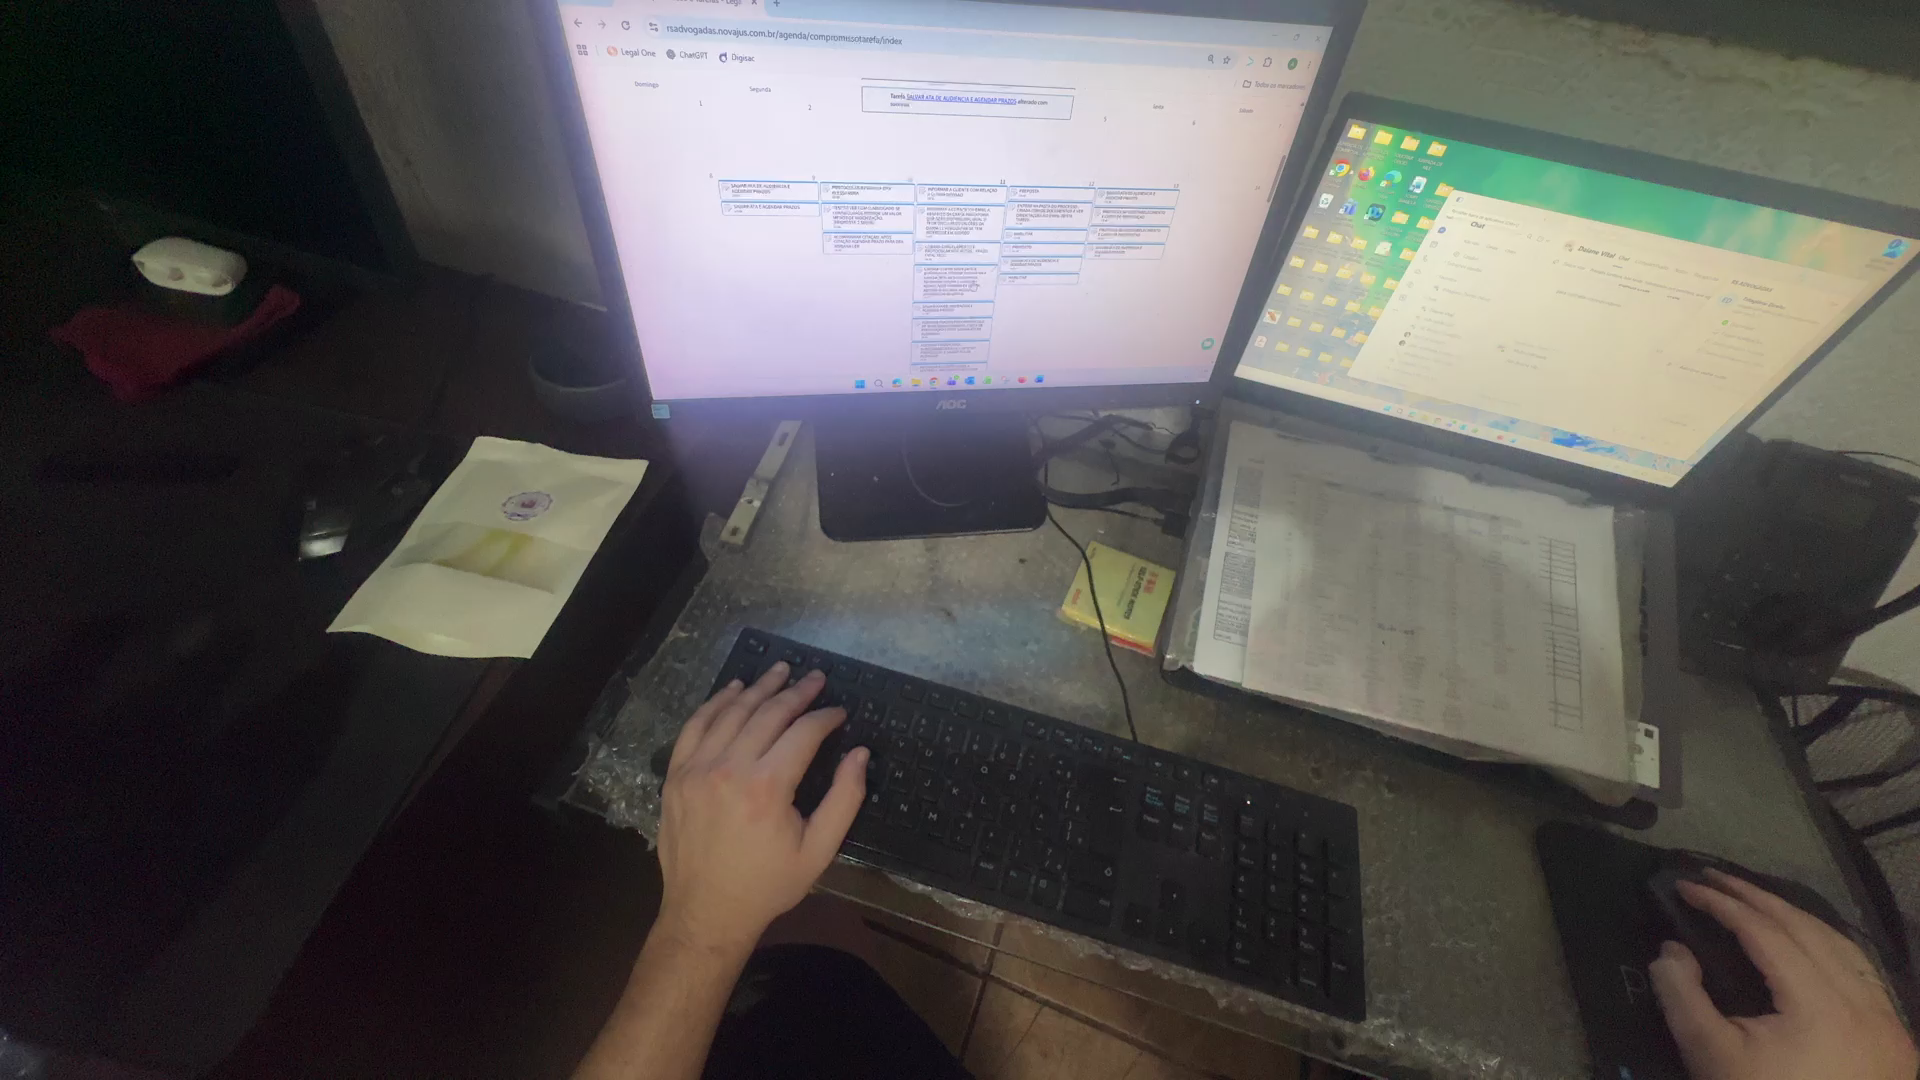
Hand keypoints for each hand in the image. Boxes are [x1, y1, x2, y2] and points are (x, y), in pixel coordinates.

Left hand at [654, 662, 867, 953]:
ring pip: (732, 712)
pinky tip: (734, 689)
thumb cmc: (768, 884)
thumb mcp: (819, 850)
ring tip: (780, 671)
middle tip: (816, 678)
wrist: (705, 915)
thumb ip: (845, 798)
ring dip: (759, 687)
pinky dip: (716, 702)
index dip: (826, 716)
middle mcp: (729, 768)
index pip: (803, 732)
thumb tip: (860, 753)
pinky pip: (695, 726)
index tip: (840, 711)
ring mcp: (697, 769)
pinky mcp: (676, 776)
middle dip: (797, 692)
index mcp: (767, 787)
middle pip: (768, 713)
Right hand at [1649, 868, 1917, 1079]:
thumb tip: (1673, 949)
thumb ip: (1679, 989)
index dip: (1721, 903)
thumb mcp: (1705, 1048)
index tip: (1683, 886)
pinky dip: (1825, 942)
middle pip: (1809, 931)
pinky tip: (1802, 940)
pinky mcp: (1895, 1043)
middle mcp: (1865, 1008)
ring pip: (1845, 948)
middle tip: (1711, 876)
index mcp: (1821, 1006)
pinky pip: (1863, 973)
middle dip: (1756, 896)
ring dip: (1794, 914)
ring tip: (1753, 898)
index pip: (1766, 933)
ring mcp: (1889, 1027)